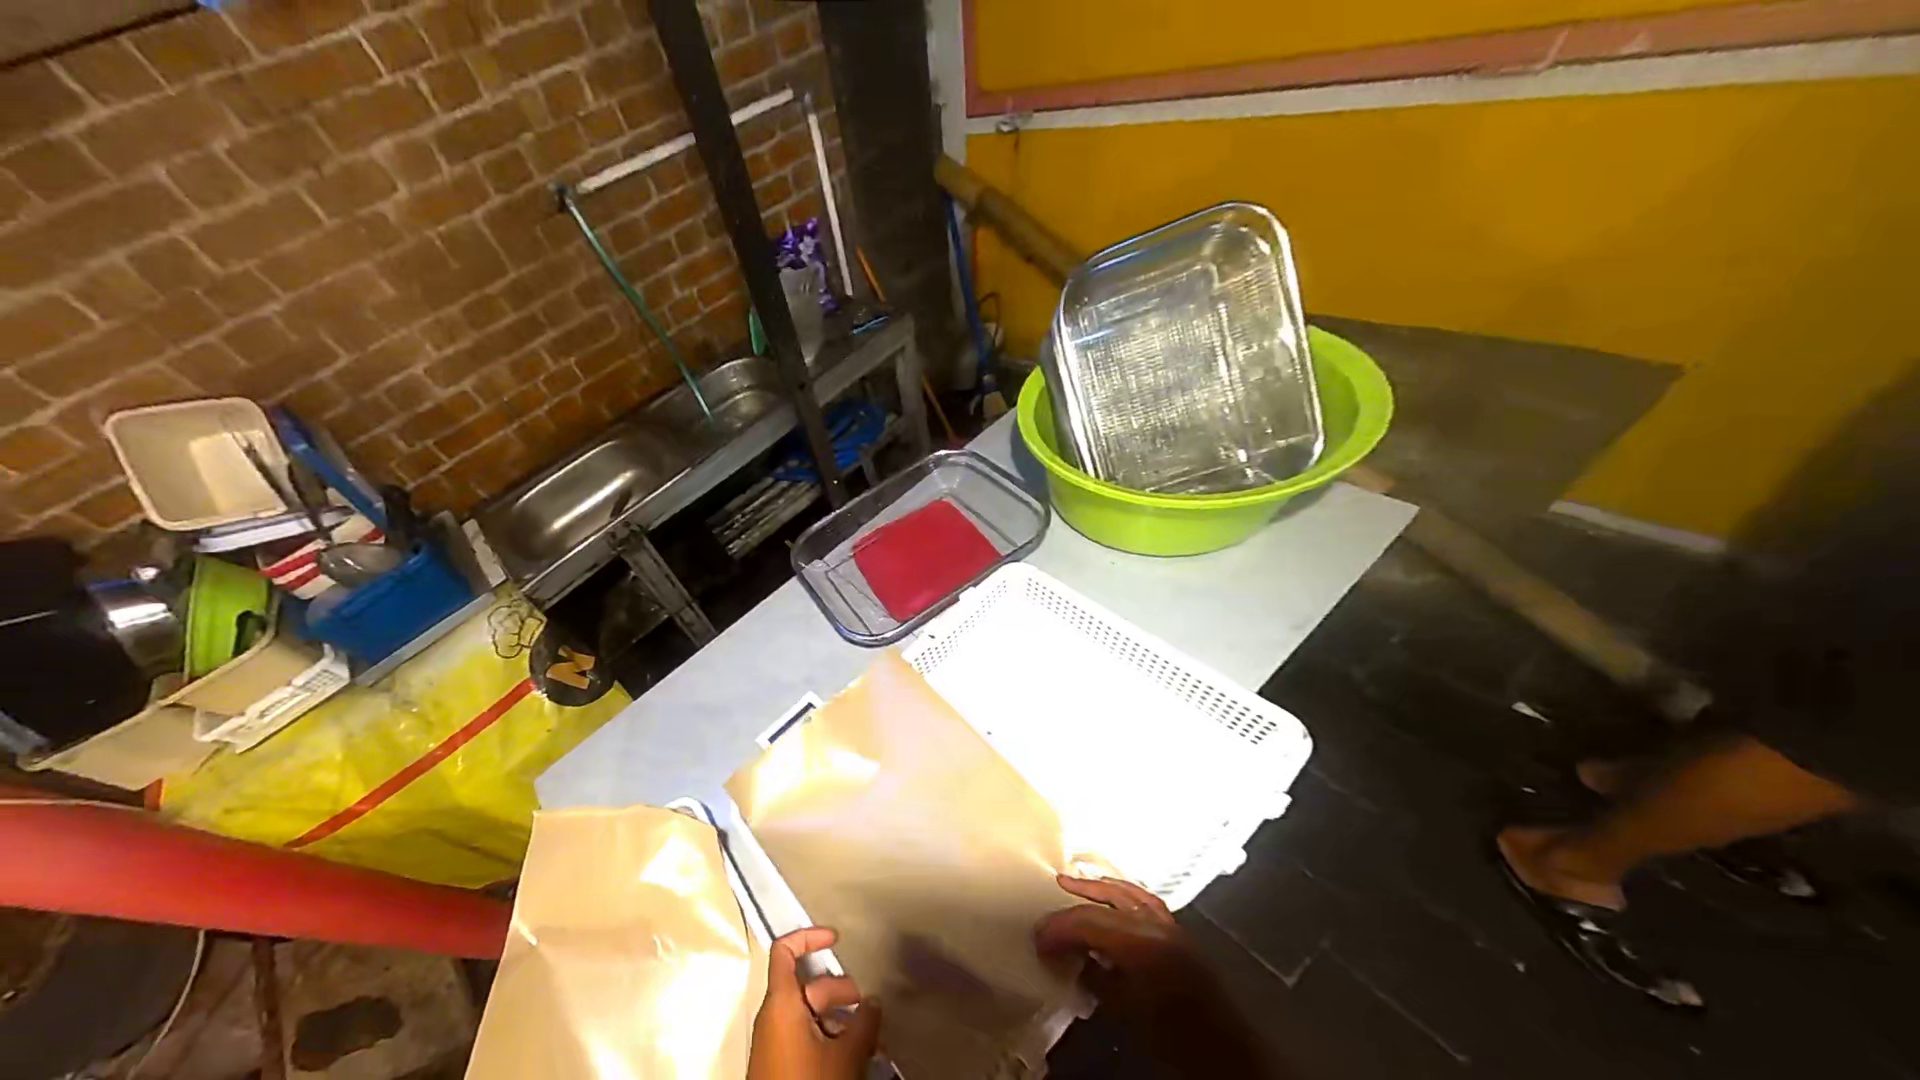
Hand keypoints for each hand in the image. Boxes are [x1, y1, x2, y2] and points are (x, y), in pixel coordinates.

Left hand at [747, 927, 881, 1079]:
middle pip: (808, 986)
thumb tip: (873, 1001)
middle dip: (841, 992)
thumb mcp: (845, 1053)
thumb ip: (864, 1020)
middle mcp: (773, 1017)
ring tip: (867, 1037)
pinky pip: (805, 1036)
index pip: (784, 951)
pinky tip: (852, 1054)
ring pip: (810, 1014)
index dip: (809, 936)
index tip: (837, 938)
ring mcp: (774, 1042)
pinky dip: (828, 1036)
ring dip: (839, 1019)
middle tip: (867, 1008)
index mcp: (781, 1003)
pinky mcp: (779, 1065)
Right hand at [1033, 876, 1209, 1021]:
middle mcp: (1154, 924)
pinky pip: (1144, 898)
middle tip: (1048, 912)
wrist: (1222, 1048)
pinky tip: (1110, 892)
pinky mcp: (1176, 928)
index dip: (1059, 928)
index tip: (1038, 939)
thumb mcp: (1125, 1010)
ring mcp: (1168, 923)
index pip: (1088, 922)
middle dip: (1073, 906)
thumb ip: (1095, 977)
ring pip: (1126, 891)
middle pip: (1104, 903)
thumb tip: (1070, 958)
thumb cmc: (1171, 1033)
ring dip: (1097, 887)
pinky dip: (1123, 892)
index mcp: (1139, 944)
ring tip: (1071, 883)